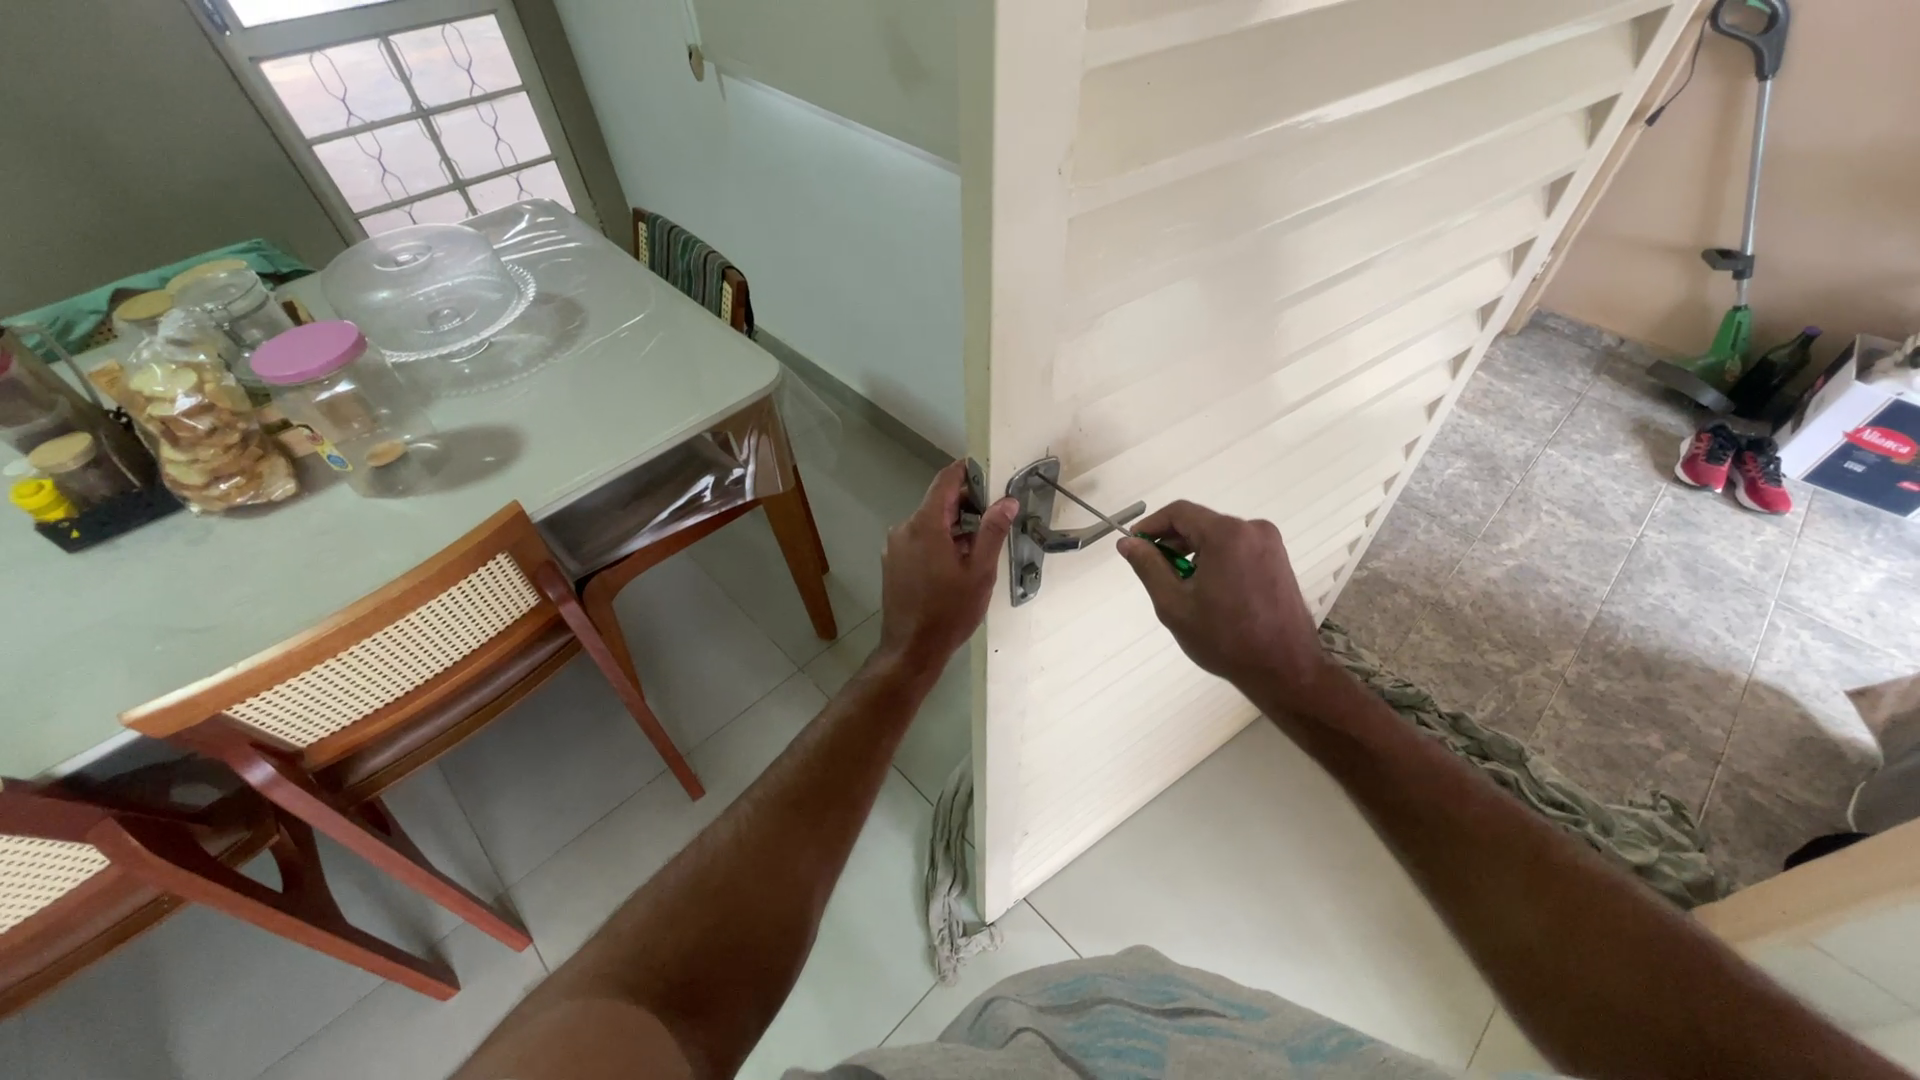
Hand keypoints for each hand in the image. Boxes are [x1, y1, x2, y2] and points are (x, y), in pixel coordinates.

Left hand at [877, 461, 1018, 667]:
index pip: (945, 480)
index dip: (968, 471)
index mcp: (925, 524)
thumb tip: (1006, 501)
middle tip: (996, 514)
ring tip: (982, 546)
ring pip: (929, 523)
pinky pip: (919, 540)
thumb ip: (992, 531)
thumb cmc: (949, 612)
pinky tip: (958, 563)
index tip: (991, 473)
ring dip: (954, 527)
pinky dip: (940, 542)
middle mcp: (904, 528)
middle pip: (938, 502)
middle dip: (967, 504)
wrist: (911, 650)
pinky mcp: (893, 563)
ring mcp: (895, 546)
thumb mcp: (980, 572)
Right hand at [1117, 501, 1338, 708]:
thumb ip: (1148, 566)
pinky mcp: (1278, 560)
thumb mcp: (1174, 604)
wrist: (1284, 668)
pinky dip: (1216, 559)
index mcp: (1227, 534)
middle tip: (1154, 570)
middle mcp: (1253, 529)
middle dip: (1173, 541)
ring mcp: (1270, 544)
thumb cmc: (1224, 639)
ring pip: (1219, 536)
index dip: (1151, 525)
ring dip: (1194, 552)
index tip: (1134, 544)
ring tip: (1182, 586)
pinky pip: (1237, 548)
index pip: (1179, 512)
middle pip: (1200, 522)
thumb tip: (1128, 542)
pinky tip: (1209, 590)